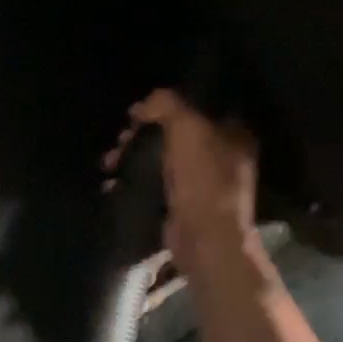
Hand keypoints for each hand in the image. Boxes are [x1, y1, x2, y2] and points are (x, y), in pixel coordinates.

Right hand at [105, 89, 257, 271]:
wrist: (205, 238)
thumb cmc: (202, 178)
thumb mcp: (187, 127)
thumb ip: (166, 104)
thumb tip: (144, 106)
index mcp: (232, 133)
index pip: (197, 105)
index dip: (167, 104)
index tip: (141, 111)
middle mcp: (221, 154)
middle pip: (172, 130)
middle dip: (141, 132)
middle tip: (123, 138)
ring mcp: (201, 180)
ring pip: (159, 155)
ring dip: (131, 155)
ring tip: (110, 162)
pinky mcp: (182, 201)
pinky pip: (152, 180)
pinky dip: (132, 178)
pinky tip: (113, 180)